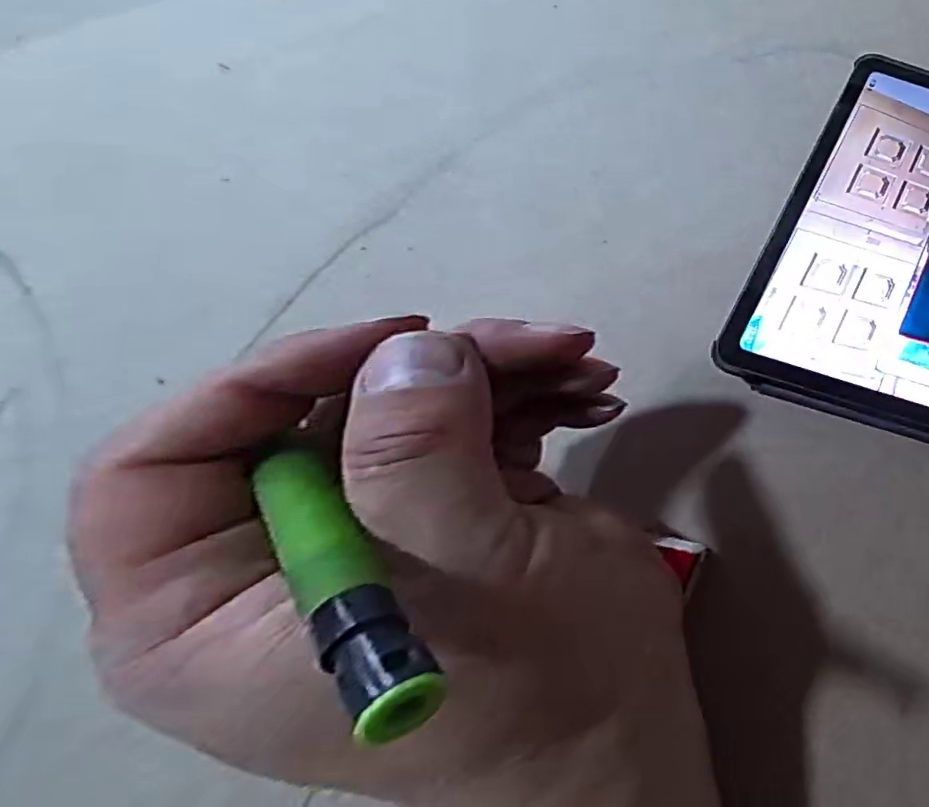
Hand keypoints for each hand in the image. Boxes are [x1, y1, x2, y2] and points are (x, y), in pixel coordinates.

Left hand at [70, 317, 719, 806]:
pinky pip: (484, 424)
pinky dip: (544, 398)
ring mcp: (390, 524)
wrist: (626, 722)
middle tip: (557, 342)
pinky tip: (598, 400)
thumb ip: (420, 458)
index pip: (168, 465)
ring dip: (517, 371)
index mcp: (218, 606)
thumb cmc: (538, 679)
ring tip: (595, 366)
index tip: (401, 339)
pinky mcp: (462, 506)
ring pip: (425, 404)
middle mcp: (292, 553)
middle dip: (455, 364)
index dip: (270, 381)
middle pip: (338, 412)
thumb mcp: (474, 571)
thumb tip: (415, 349)